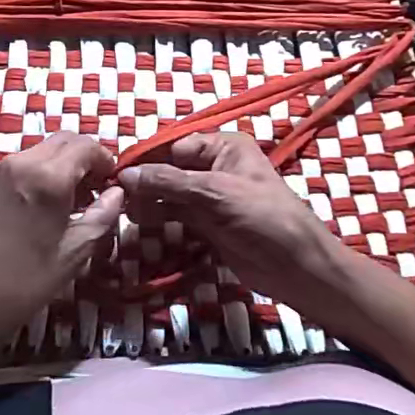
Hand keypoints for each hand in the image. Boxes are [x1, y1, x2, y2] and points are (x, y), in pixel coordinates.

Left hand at [0, 132, 122, 353]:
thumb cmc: (24, 283)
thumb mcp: (73, 255)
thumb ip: (101, 217)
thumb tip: (118, 194)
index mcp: (47, 177)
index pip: (86, 146)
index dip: (107, 160)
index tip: (115, 184)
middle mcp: (23, 162)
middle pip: (66, 141)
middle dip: (87, 158)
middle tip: (99, 190)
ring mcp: (3, 169)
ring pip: (46, 149)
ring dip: (66, 164)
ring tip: (77, 200)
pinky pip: (27, 162)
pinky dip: (46, 170)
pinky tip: (51, 203)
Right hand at [118, 133, 350, 309]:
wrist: (298, 269)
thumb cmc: (264, 217)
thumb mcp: (215, 193)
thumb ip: (168, 182)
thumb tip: (125, 175)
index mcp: (223, 146)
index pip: (173, 145)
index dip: (145, 158)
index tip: (116, 172)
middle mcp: (214, 166)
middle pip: (168, 168)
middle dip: (144, 180)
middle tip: (116, 195)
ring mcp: (209, 196)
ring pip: (168, 191)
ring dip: (147, 199)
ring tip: (124, 210)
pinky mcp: (206, 222)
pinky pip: (175, 213)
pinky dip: (157, 215)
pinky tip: (138, 221)